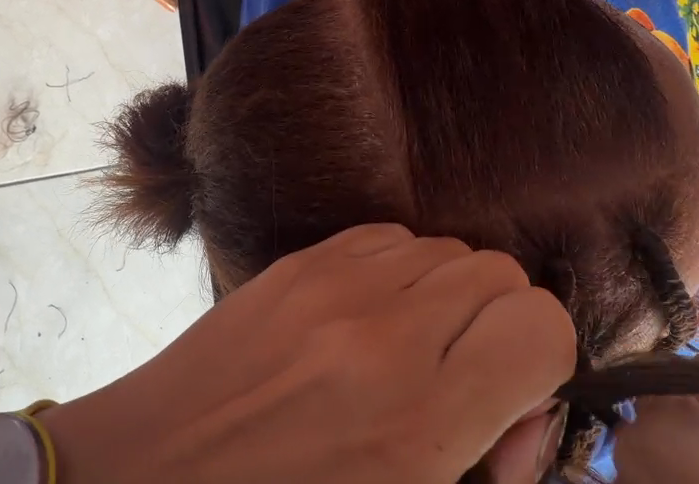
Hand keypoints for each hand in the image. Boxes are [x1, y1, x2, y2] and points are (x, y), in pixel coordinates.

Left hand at [40, 225, 575, 483]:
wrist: (151, 476)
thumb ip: (487, 459)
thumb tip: (519, 404)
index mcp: (419, 416)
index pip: (542, 327)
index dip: (547, 366)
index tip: (511, 410)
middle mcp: (382, 330)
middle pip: (501, 273)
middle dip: (501, 329)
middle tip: (463, 387)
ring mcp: (334, 282)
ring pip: (447, 248)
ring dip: (450, 298)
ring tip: (412, 355)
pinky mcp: (297, 260)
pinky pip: (388, 237)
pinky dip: (401, 273)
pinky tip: (372, 321)